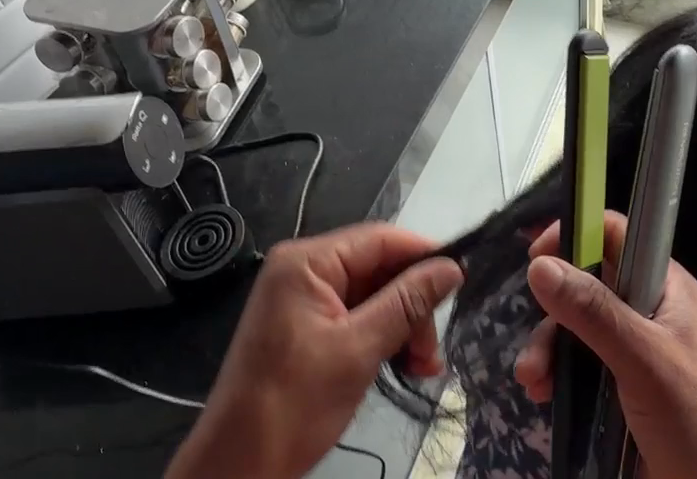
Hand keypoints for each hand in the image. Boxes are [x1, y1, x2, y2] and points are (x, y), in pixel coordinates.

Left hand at [166, 224, 462, 478]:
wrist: (235, 468)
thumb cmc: (292, 405)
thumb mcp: (358, 350)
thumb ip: (407, 303)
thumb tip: (452, 267)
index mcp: (307, 262)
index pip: (380, 239)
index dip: (423, 256)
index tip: (461, 281)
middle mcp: (303, 269)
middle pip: (379, 268)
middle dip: (412, 307)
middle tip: (431, 352)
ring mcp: (302, 298)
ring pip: (373, 295)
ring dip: (403, 327)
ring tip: (421, 367)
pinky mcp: (306, 326)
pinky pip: (356, 316)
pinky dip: (382, 338)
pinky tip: (402, 366)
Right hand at [514, 212, 696, 478]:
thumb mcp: (644, 361)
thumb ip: (594, 313)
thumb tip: (540, 265)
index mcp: (665, 287)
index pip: (615, 235)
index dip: (576, 234)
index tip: (537, 255)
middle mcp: (648, 310)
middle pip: (586, 285)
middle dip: (554, 310)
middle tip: (534, 343)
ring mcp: (636, 350)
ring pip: (578, 328)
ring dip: (550, 349)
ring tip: (532, 384)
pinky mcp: (623, 388)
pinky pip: (581, 366)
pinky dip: (559, 376)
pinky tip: (543, 396)